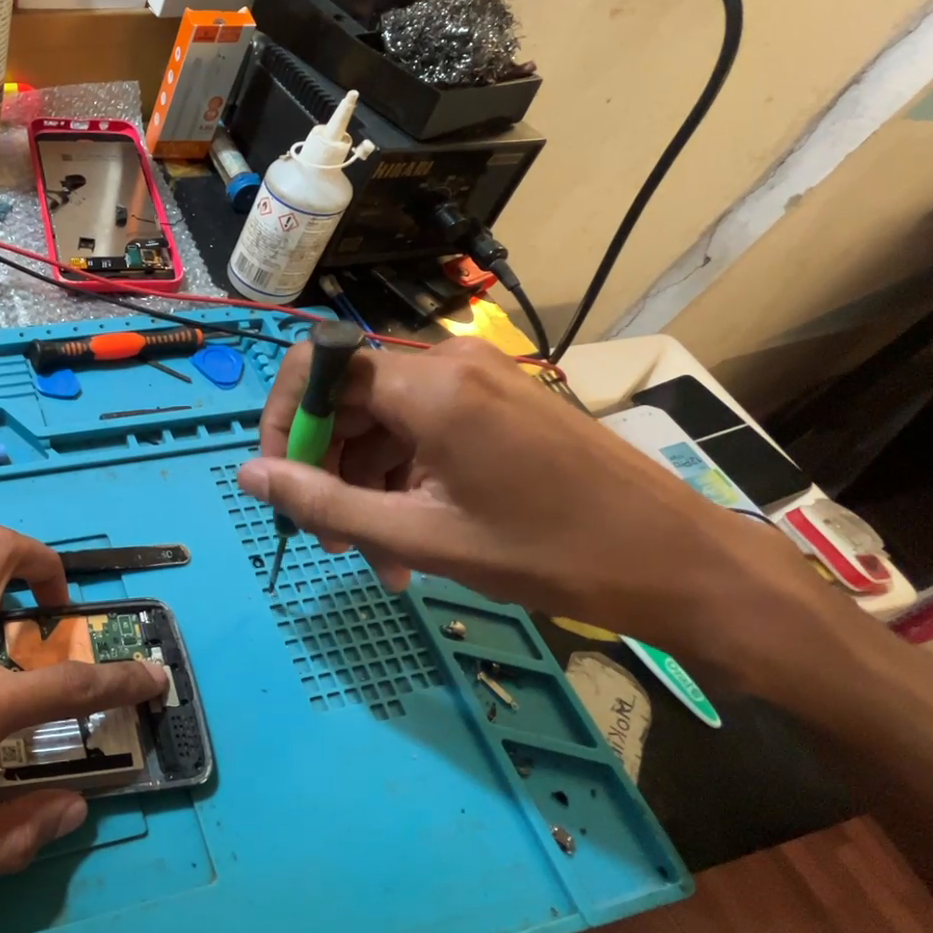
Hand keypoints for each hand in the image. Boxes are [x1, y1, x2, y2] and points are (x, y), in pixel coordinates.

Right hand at [237, 336, 814, 660]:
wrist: (684, 566)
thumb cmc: (550, 554)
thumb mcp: (420, 537)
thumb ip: (323, 503)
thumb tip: (248, 474)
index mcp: (428, 386)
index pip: (315, 369)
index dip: (282, 420)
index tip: (280, 481)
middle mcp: (448, 366)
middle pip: (346, 399)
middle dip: (326, 469)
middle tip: (330, 541)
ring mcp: (479, 383)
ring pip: (382, 423)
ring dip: (366, 486)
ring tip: (380, 560)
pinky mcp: (499, 405)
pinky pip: (422, 431)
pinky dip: (404, 480)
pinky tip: (411, 541)